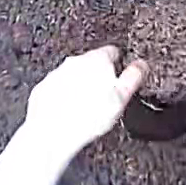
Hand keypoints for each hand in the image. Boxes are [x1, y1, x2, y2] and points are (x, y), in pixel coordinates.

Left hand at [22, 46, 147, 158]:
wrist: (52, 133)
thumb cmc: (88, 117)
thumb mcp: (121, 98)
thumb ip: (133, 77)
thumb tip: (142, 64)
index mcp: (97, 59)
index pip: (113, 51)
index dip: (119, 64)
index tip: (120, 76)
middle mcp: (75, 61)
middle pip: (92, 63)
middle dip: (98, 76)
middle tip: (104, 98)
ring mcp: (57, 74)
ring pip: (73, 76)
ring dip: (80, 86)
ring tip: (86, 109)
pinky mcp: (43, 88)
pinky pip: (56, 89)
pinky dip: (62, 97)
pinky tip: (68, 112)